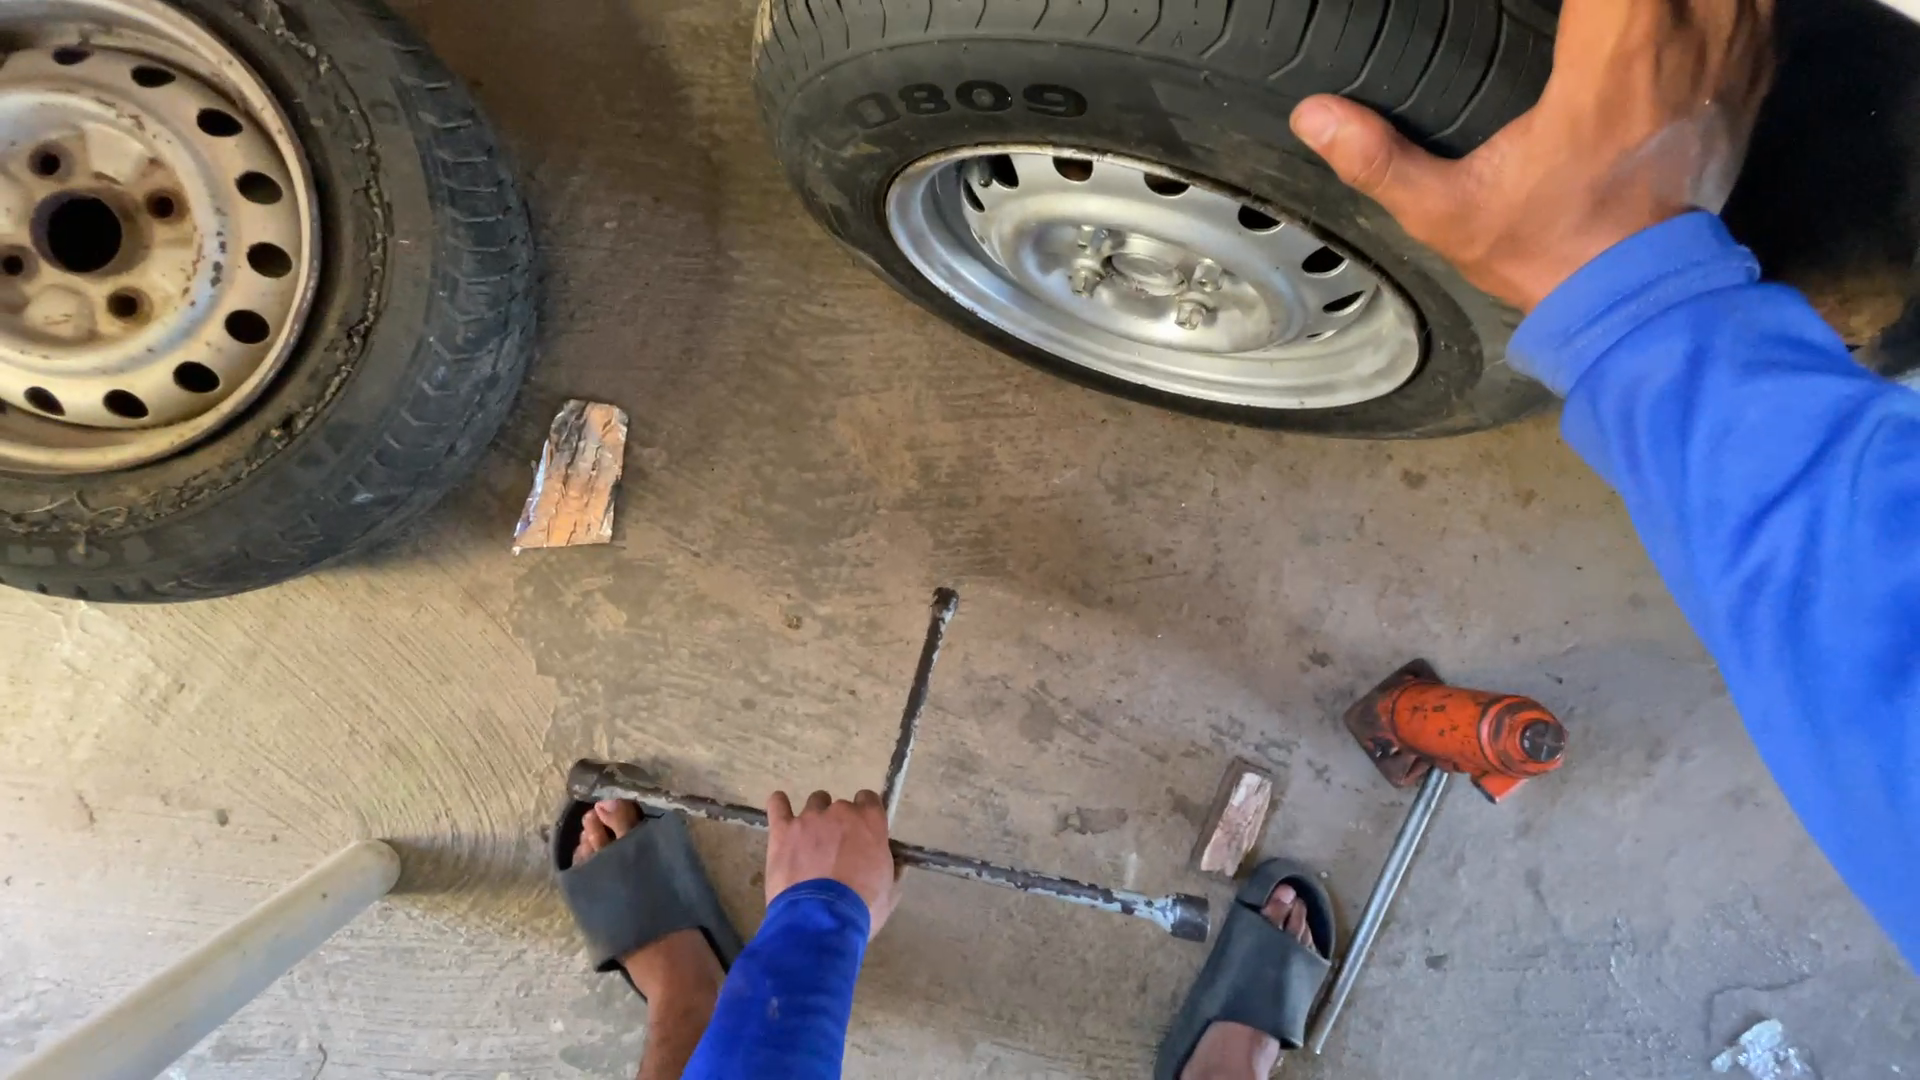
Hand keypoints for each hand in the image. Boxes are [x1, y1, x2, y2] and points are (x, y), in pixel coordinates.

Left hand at [765, 788, 901, 937]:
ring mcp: (810, 819)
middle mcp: (841, 811)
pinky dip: (778, 804)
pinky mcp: (783, 831)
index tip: (861, 831)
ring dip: (814, 818)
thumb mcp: (889, 892)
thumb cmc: (862, 907)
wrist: (821, 920)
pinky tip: (779, 804)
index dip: (865, 814)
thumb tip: (897, 866)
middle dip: (839, 823)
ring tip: (809, 840)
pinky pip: (777, 806)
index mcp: (870, 821)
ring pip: (814, 803)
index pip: (869, 800)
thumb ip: (892, 871)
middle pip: (840, 805)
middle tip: (836, 849)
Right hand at [1289, 0, 1774, 311]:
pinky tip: (1658, 15)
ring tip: (1595, 16)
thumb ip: (1377, 158)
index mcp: (1611, 55)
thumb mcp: (1440, 211)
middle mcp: (1691, 30)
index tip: (1514, 0)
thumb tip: (1312, 114)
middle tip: (1551, 14)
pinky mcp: (1756, 61)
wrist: (1628, 290)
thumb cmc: (1536, 247)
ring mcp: (1737, 42)